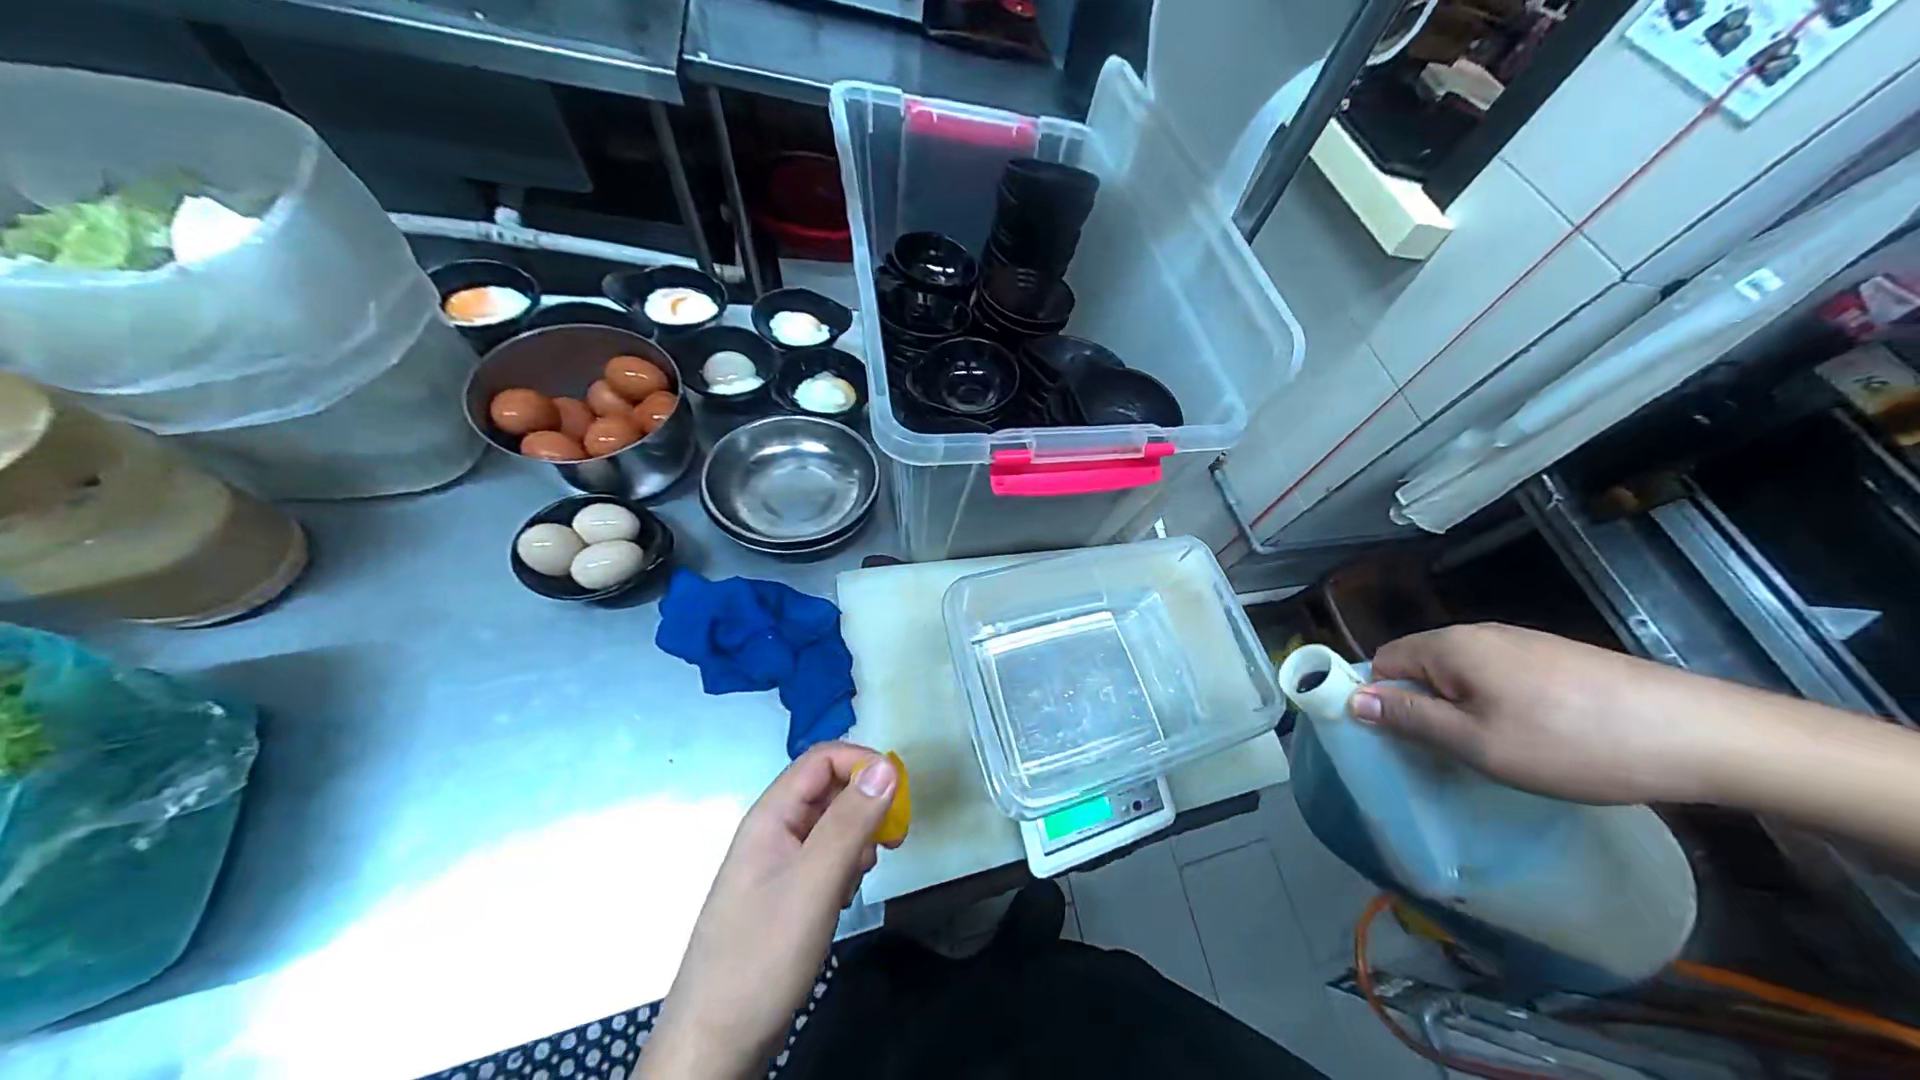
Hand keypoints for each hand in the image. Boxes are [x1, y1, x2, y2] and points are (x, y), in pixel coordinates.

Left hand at [640, 742, 900, 1079]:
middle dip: (865, 804)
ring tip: (861, 875)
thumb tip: (886, 765)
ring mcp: (778, 864)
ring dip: (857, 839)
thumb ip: (850, 822)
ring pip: (831, 825)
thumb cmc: (762, 955)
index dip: (862, 763)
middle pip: (828, 789)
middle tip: (892, 840)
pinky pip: (825, 858)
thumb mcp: (814, 883)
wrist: (715, 1041)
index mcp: (771, 815)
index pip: (822, 759)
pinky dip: (846, 867)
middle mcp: (774, 831)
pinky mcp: (786, 894)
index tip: (899, 794)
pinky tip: (846, 896)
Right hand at [1352, 623, 1754, 804]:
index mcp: (1451, 646)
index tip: (1400, 740)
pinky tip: (1532, 735)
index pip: (1384, 661)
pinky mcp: (1557, 656)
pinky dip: (1496, 702)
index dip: (1381, 698)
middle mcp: (1480, 633)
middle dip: (1422, 704)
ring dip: (1460, 706)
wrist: (1702, 735)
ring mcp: (1523, 642)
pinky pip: (1499, 675)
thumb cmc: (1572, 743)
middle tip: (1446, 752)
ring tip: (1491, 749)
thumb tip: (1354, 698)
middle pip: (1422, 664)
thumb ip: (1411, 717)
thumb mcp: (1477, 742)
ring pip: (1462, 672)